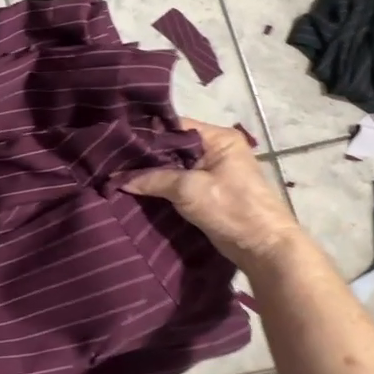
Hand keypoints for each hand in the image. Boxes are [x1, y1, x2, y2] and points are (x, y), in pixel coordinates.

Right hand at [123, 119, 307, 270]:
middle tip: (110, 158)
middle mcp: (214, 148)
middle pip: (170, 144)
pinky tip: (132, 184)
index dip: (144, 132)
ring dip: (147, 170)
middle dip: (142, 153)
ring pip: (170, 163)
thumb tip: (115, 178)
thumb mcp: (188, 189)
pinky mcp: (204, 189)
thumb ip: (150, 179)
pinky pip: (174, 179)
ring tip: (115, 170)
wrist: (263, 248)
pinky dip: (156, 183)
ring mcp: (210, 169)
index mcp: (218, 138)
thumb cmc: (233, 209)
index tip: (114, 140)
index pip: (173, 125)